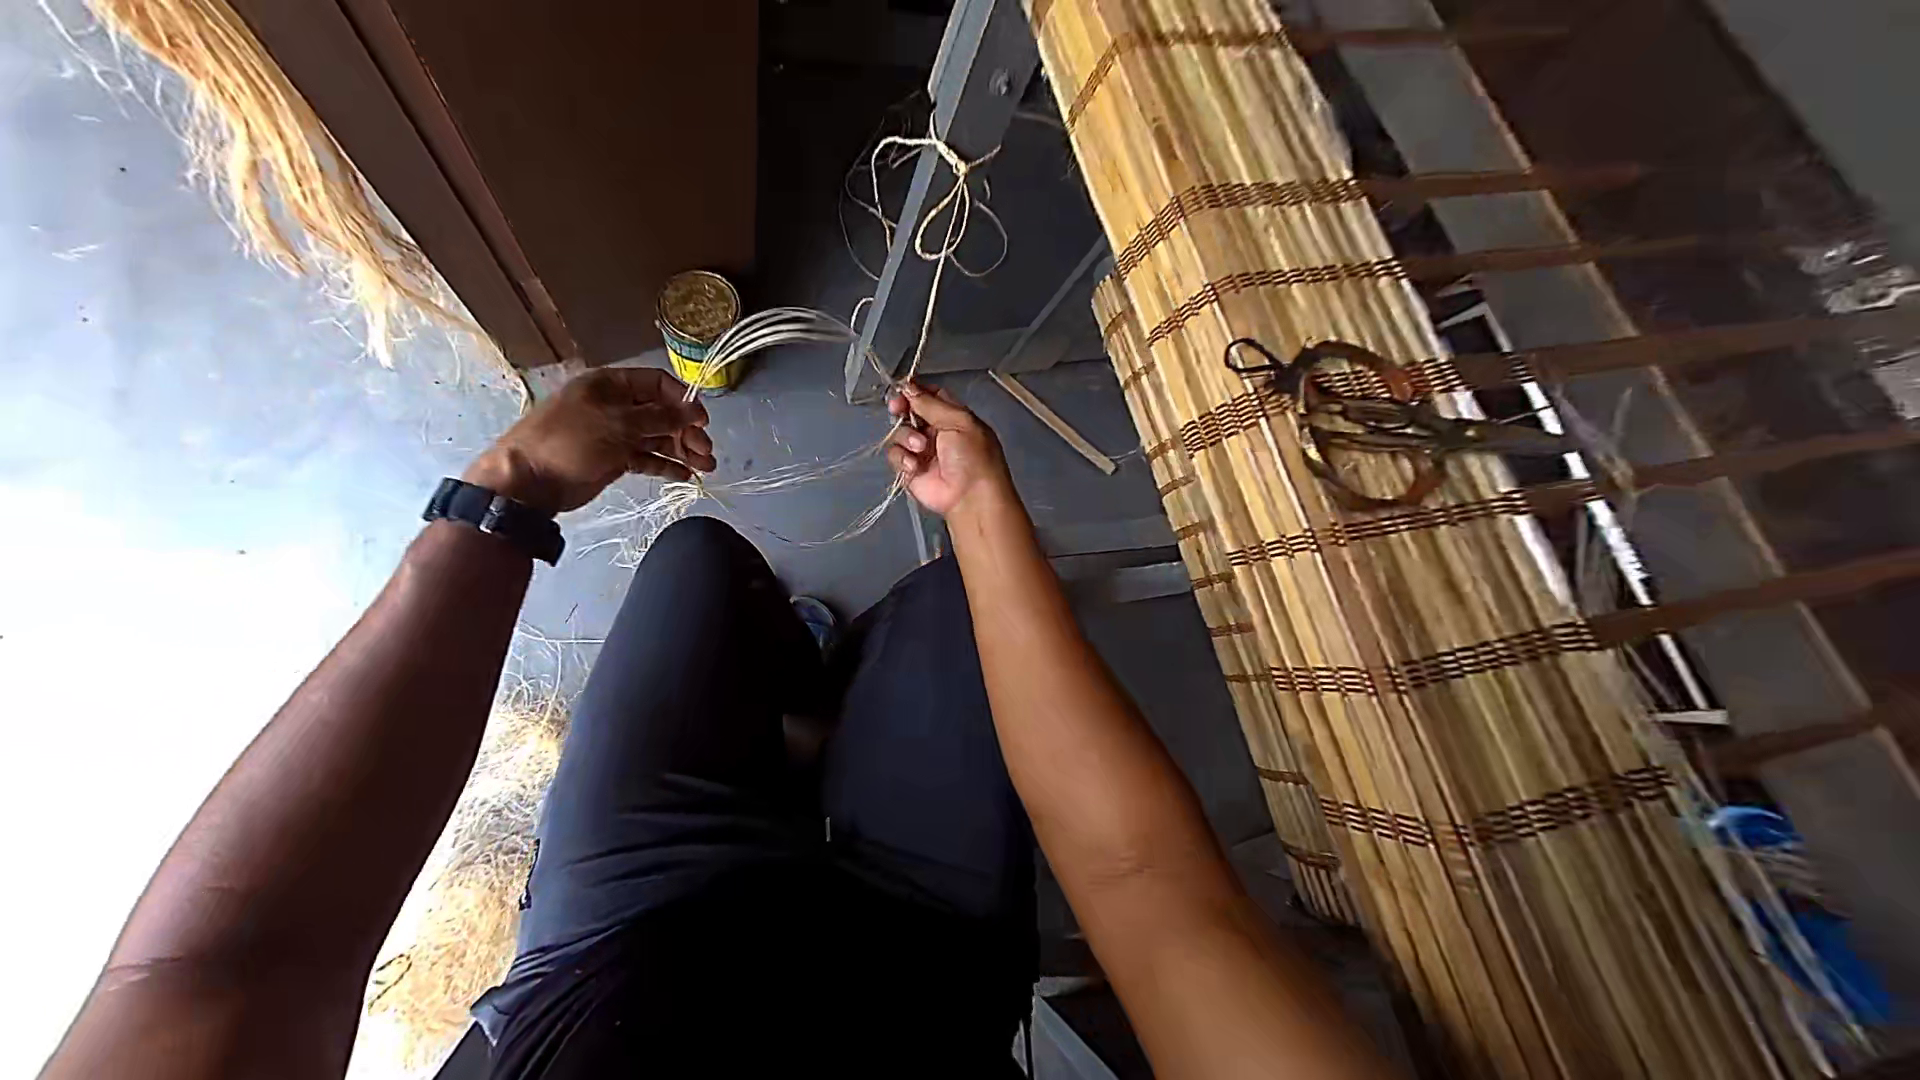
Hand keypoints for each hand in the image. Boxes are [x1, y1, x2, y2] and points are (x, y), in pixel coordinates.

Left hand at [463, 367, 715, 513]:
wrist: (529, 481)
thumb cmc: (570, 441)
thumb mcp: (618, 423)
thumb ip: (661, 417)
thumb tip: (696, 411)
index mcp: (611, 385)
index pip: (659, 384)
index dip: (684, 401)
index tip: (702, 422)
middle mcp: (616, 406)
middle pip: (663, 414)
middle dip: (687, 432)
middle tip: (706, 452)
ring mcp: (616, 433)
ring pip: (659, 438)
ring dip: (683, 451)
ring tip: (706, 467)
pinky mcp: (615, 458)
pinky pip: (648, 457)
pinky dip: (666, 465)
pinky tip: (685, 475)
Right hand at [885, 380, 1014, 516]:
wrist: (971, 497)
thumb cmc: (975, 459)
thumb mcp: (959, 422)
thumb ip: (931, 403)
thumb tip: (910, 387)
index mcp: (954, 416)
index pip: (930, 396)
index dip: (916, 390)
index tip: (903, 387)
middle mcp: (937, 432)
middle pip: (910, 411)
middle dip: (902, 408)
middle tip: (897, 408)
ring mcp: (923, 451)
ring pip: (900, 432)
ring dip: (907, 437)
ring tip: (921, 448)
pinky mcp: (910, 469)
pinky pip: (896, 455)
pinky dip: (902, 458)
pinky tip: (914, 466)